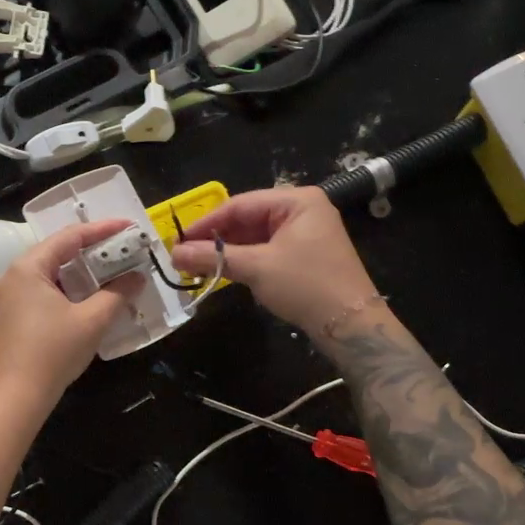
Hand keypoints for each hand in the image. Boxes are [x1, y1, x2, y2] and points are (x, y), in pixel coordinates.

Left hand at [0, 220, 144, 399]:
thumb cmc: (53, 352)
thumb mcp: (92, 321)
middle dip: (94, 250)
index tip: (129, 228)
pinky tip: (91, 296)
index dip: (102, 230)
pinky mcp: (15, 316)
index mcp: (29, 267)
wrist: (18, 395)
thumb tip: (137, 278)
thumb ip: (117, 294)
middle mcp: (15, 275)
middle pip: (58, 251)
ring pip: (52, 273)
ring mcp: (12, 297)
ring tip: (113, 270)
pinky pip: (46, 291)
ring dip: (83, 271)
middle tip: (125, 249)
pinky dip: (70, 289)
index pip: (70, 237)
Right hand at [170, 186, 379, 334]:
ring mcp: (305, 235)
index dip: (206, 223)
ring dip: (228, 252)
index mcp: (296, 201)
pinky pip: (266, 252)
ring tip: (198, 267)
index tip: (179, 241)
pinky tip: (223, 272)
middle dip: (216, 239)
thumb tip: (174, 254)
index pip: (239, 204)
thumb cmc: (305, 285)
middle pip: (247, 219)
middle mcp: (302, 211)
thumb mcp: (256, 268)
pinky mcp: (304, 257)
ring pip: (255, 237)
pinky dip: (245, 261)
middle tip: (185, 257)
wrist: (350, 323)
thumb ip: (214, 258)